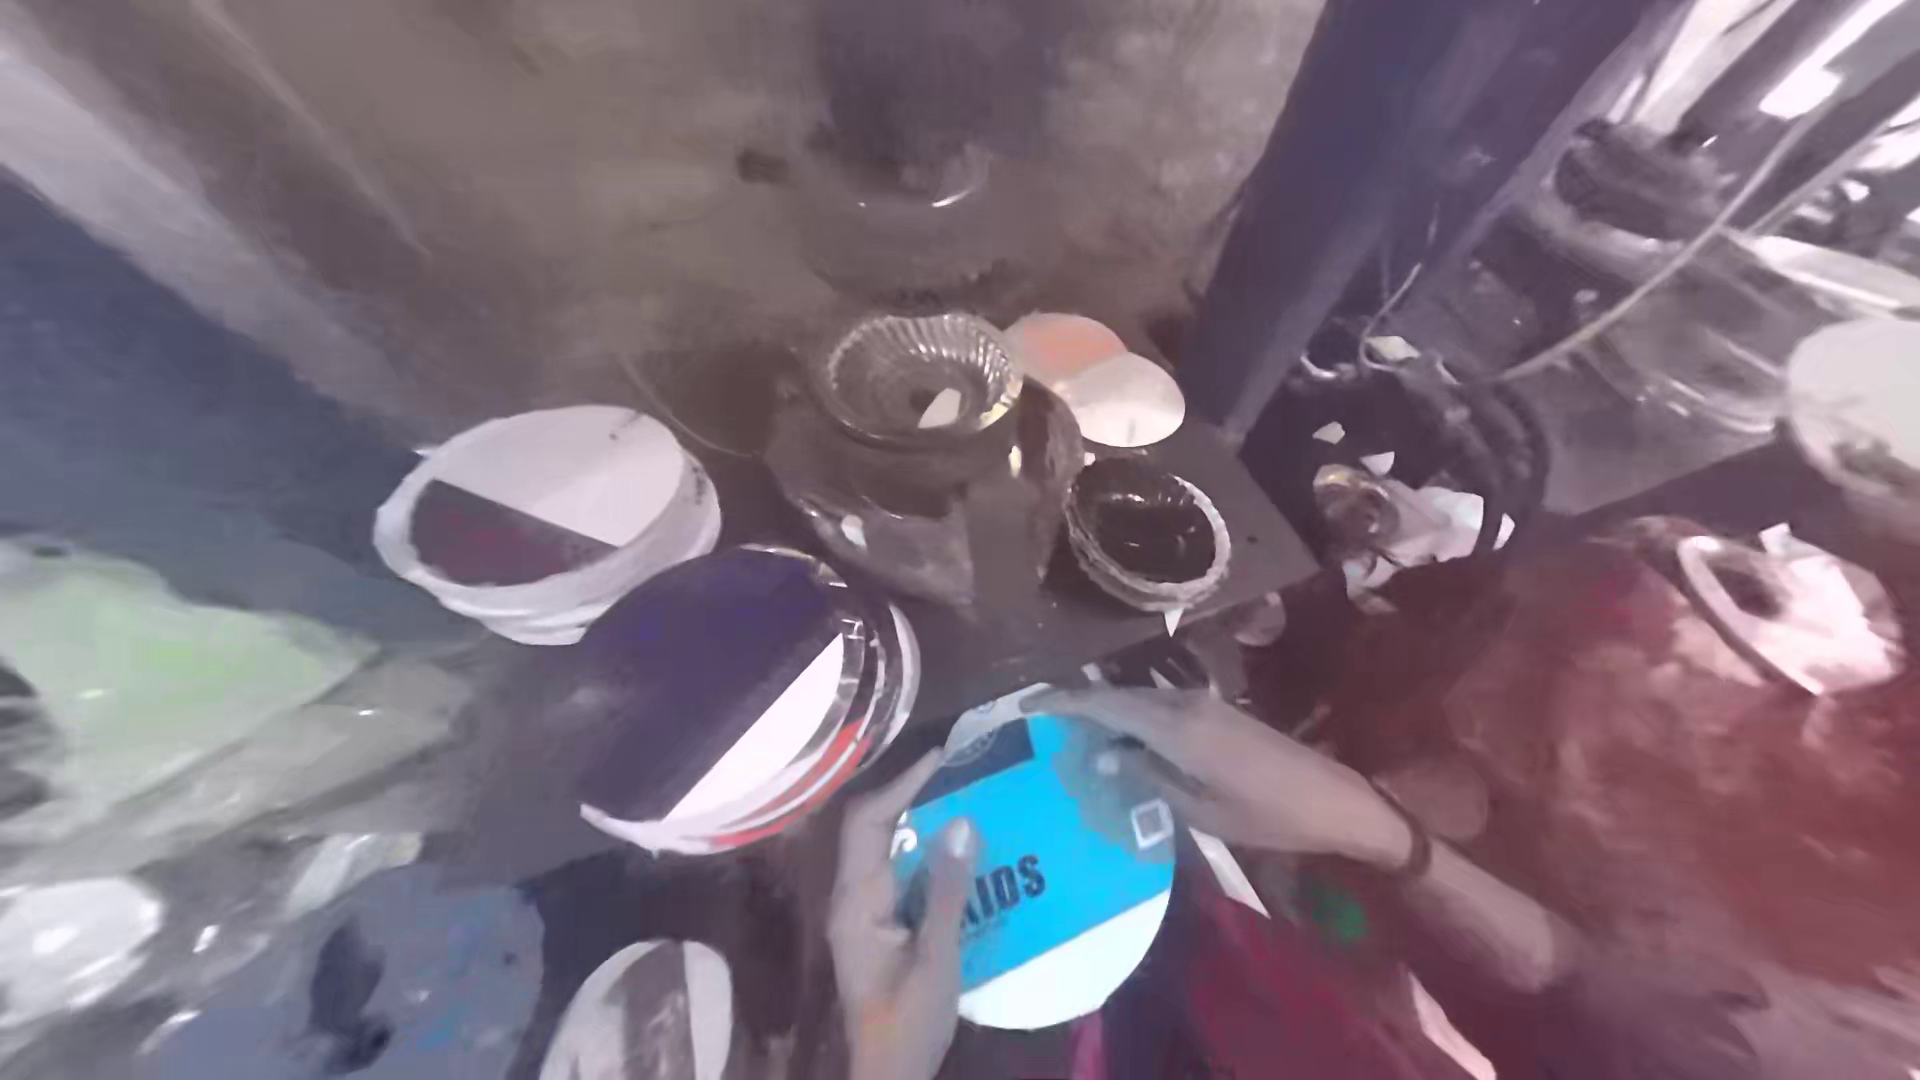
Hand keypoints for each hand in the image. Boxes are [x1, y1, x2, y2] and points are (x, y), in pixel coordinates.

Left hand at [829, 749, 978, 1079]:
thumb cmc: (909, 1024)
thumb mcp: (936, 959)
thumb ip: (947, 891)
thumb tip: (962, 822)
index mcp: (856, 900)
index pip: (867, 821)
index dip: (900, 784)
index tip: (939, 760)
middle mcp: (852, 894)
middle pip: (871, 824)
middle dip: (909, 792)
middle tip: (954, 771)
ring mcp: (863, 907)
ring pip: (882, 842)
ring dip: (916, 815)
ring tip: (958, 794)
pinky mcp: (878, 919)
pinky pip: (895, 865)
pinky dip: (921, 844)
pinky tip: (954, 844)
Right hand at [1024, 688, 1411, 868]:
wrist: (1333, 797)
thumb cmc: (1266, 815)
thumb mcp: (1200, 810)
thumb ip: (1146, 775)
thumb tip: (1101, 752)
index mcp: (1175, 727)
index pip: (1105, 703)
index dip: (1063, 701)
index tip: (1028, 703)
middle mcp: (1182, 702)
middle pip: (1117, 693)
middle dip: (1077, 701)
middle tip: (1043, 717)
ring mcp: (1199, 701)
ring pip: (1136, 696)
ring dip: (1103, 706)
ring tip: (1072, 727)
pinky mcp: (1212, 708)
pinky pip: (1156, 703)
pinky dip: (1129, 713)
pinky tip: (1121, 734)